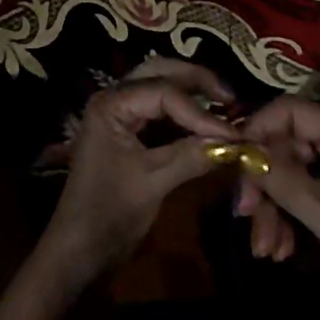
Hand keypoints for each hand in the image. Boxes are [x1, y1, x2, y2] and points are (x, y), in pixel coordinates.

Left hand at [45, 59, 238, 276]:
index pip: (163, 92)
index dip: (201, 111)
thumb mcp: (153, 182)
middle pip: (158, 73)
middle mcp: (113, 98)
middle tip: (231, 98)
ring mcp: (119, 112)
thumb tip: (237, 142)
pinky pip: (158, 109)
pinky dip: (183, 112)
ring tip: (225, 106)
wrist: (81, 246)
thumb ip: (192, 156)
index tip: (235, 134)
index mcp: (110, 104)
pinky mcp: (127, 130)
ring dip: (191, 92)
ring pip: (159, 87)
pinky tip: (207, 123)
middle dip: (196, 80)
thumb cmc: (110, 211)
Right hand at [238, 97, 319, 319]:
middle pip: (285, 143)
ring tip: (263, 247)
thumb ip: (287, 183)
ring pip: (288, 171)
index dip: (258, 129)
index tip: (233, 161)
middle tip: (244, 214)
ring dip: (271, 206)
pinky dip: (285, 217)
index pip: (293, 111)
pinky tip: (278, 249)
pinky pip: (300, 192)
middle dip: (262, 179)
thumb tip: (241, 152)